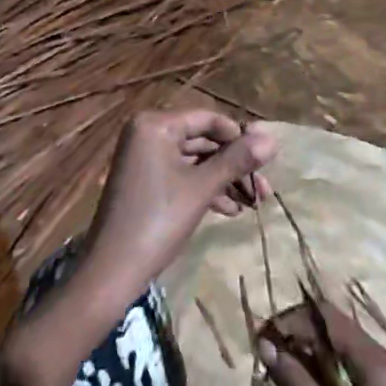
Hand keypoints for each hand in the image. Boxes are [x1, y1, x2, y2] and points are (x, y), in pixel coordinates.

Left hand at [78, 110, 277, 305]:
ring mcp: (143, 157)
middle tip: (265, 192)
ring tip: (253, 205)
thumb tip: (272, 139)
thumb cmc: (159, 220)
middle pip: (201, 140)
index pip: (208, 119)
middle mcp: (146, 132)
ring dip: (223, 180)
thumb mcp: (202, 188)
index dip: (239, 138)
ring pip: (193, 160)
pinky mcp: (143, 179)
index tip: (267, 163)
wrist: (113, 267)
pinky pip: (180, 174)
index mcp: (155, 124)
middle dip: (234, 165)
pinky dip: (203, 189)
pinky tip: (229, 210)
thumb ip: (236, 160)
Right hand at [260, 304, 385, 385]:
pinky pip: (356, 372)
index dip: (291, 321)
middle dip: (299, 343)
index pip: (327, 317)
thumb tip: (265, 345)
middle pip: (336, 332)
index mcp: (382, 366)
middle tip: (270, 367)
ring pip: (344, 353)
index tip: (261, 340)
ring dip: (313, 364)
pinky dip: (331, 380)